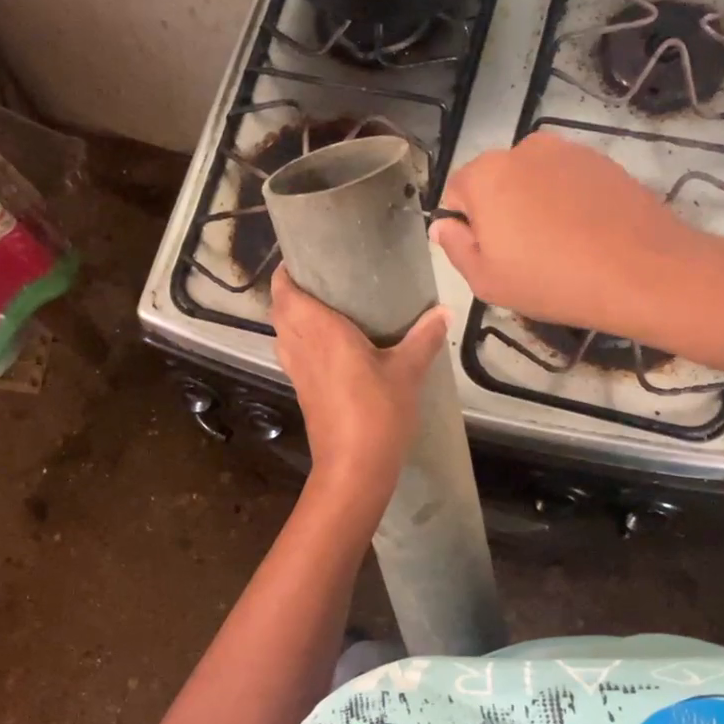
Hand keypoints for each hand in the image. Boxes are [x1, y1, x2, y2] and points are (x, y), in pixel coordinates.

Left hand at [271, 268, 449, 489]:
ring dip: (291, 316)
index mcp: (320, 331)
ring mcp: (298, 371)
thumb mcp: (408, 371)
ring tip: (320, 304)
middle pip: (280, 310)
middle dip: (289, 291)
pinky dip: (299, 340)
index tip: (302, 256)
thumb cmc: (378, 412)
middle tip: (318, 277)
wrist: (354, 467)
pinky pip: (293, 354)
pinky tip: (325, 344)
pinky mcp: (302, 391)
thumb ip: (423, 338)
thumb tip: (442, 310)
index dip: (286, 272)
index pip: (286, 292)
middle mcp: (301, 346)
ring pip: (283, 333)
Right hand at [430, 132, 716, 337]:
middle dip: (499, 211)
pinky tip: (583, 235)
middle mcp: (523, 150)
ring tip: (557, 246)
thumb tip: (444, 225)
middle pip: (494, 182)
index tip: (487, 255)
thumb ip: (455, 247)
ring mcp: (567, 151)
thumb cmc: (551, 280)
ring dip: (533, 205)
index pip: (455, 193)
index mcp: (485, 175)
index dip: (466, 227)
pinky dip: (566, 202)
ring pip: (531, 180)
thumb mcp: (486, 280)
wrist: (642, 271)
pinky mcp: (602, 161)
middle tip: (521, 255)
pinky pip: (566, 181)